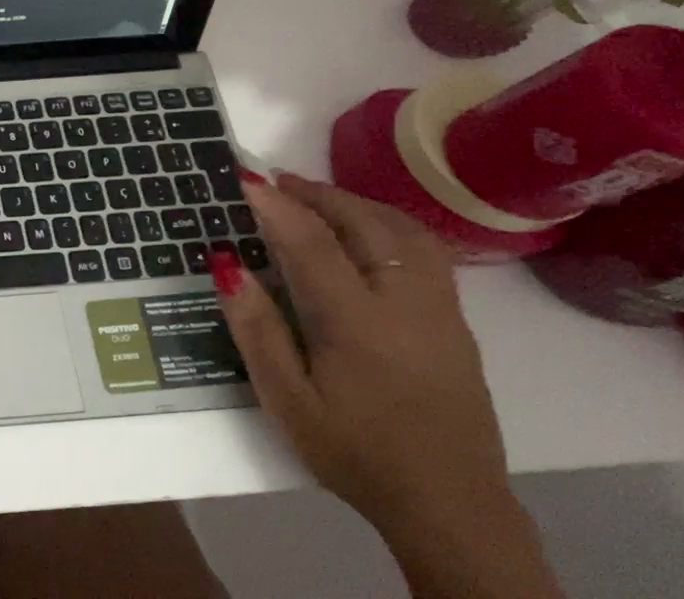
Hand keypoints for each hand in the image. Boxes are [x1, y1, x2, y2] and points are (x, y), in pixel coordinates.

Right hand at [215, 173, 559, 597]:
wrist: (449, 504)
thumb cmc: (354, 452)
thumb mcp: (287, 399)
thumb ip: (257, 329)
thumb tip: (227, 265)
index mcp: (359, 325)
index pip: (313, 244)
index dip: (276, 206)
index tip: (244, 179)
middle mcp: (407, 305)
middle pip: (366, 224)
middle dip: (318, 195)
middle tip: (275, 182)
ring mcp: (440, 312)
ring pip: (404, 232)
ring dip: (357, 204)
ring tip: (315, 198)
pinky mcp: (456, 322)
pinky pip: (425, 251)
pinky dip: (387, 224)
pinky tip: (363, 232)